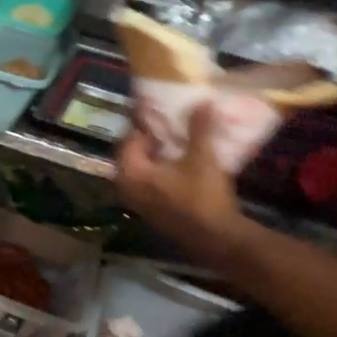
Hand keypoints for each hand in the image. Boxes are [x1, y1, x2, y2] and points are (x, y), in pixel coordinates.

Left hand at [116, 103, 253, 269]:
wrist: (211, 235)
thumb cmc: (201, 194)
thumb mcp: (202, 158)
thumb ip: (199, 130)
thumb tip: (200, 102)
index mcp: (129, 173)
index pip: (128, 140)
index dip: (141, 123)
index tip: (155, 108)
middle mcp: (124, 186)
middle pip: (130, 154)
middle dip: (147, 137)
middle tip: (166, 119)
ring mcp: (134, 199)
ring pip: (139, 168)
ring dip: (153, 152)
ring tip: (173, 135)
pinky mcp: (147, 207)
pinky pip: (146, 180)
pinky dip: (157, 166)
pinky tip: (176, 158)